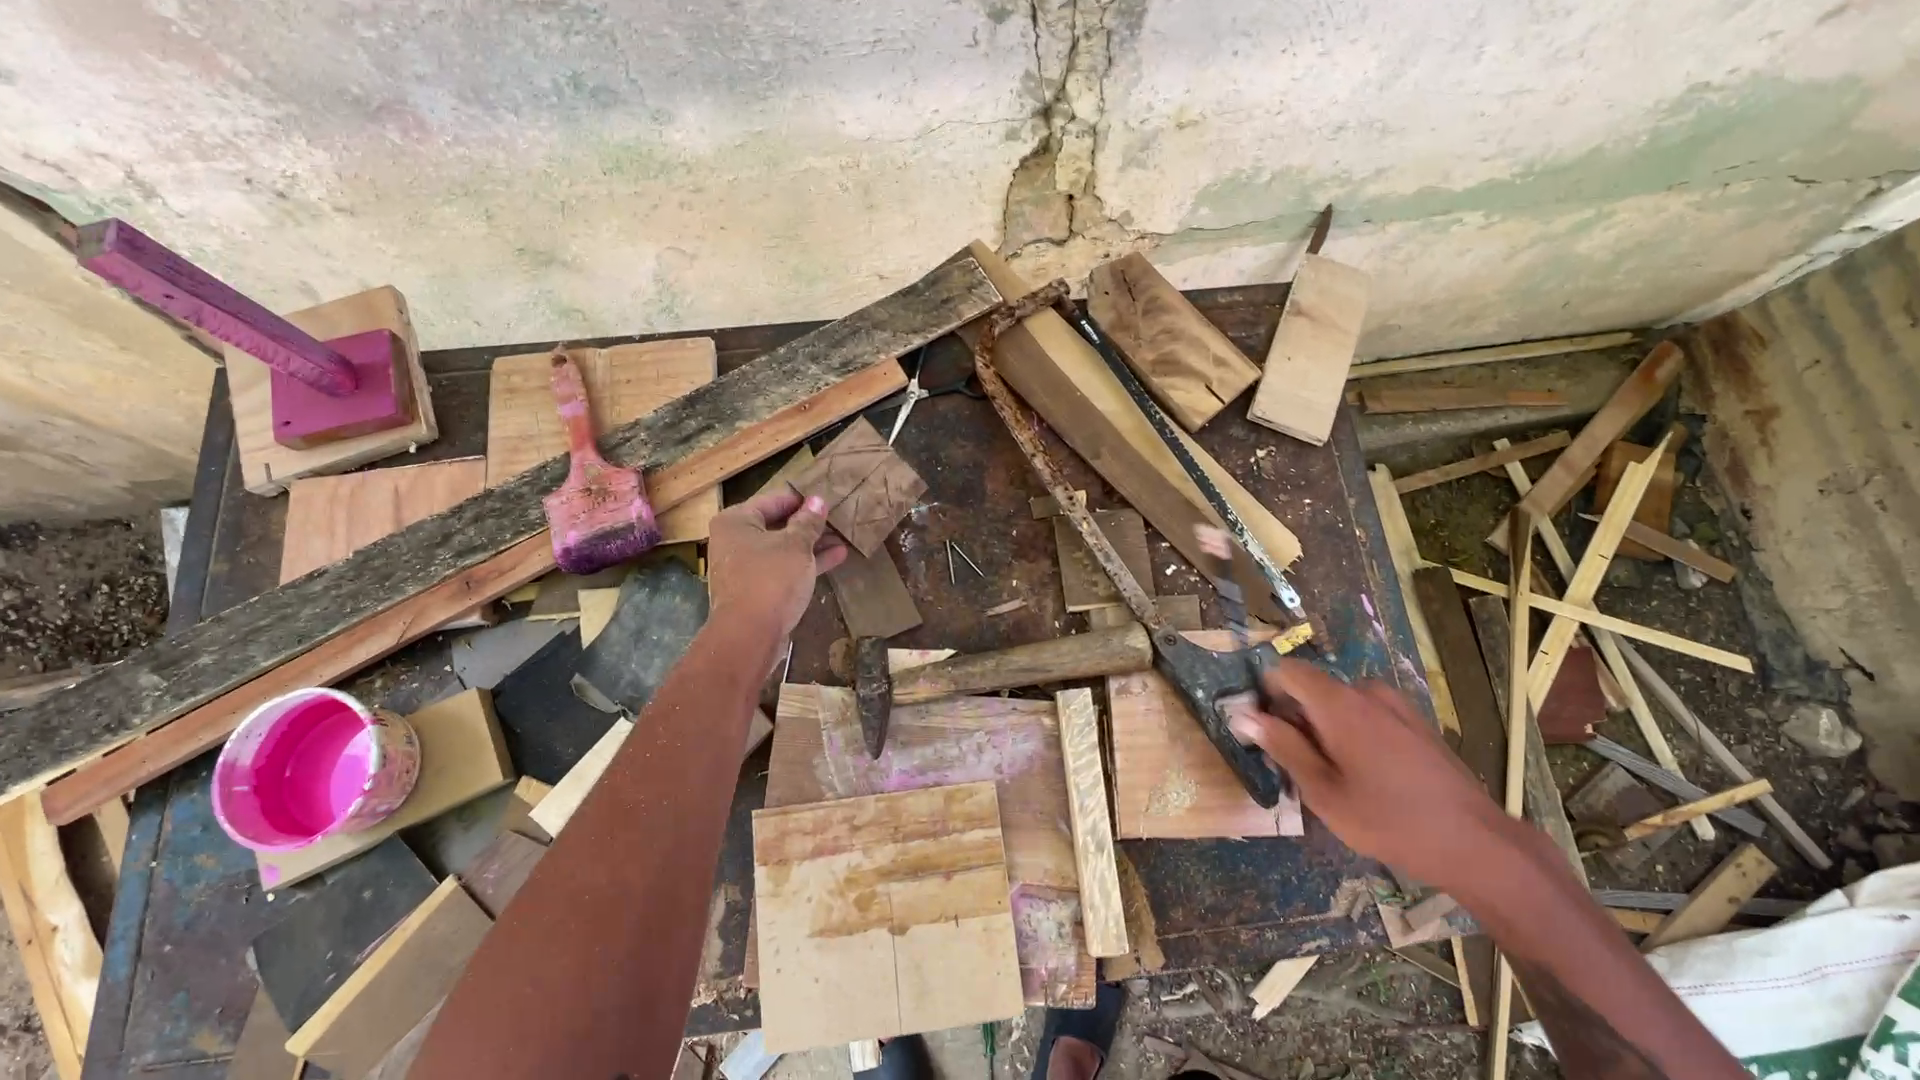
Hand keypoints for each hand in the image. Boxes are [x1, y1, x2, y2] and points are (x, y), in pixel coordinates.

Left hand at [707, 491, 848, 638]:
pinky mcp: (755, 590)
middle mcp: (734, 541)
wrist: (750, 634)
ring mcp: (744, 568)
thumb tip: (818, 501)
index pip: (772, 500)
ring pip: (782, 549)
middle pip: (776, 526)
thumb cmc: (771, 579)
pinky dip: (804, 564)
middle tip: (835, 519)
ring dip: (810, 545)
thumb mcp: (796, 546)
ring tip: (842, 538)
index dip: (800, 500)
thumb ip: (808, 522)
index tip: (825, 500)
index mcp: (736, 522)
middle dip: (807, 525)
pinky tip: (836, 558)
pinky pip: (782, 569)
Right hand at [1230, 659, 1521, 889]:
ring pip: (1341, 705)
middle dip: (1296, 719)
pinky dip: (1354, 736)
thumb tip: (1244, 715)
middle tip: (1296, 768)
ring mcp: (1397, 705)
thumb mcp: (1322, 790)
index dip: (1266, 695)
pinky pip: (1369, 716)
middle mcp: (1368, 692)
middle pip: (1313, 690)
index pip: (1286, 671)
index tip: (1264, 732)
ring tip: (1332, 778)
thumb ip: (1282, 747)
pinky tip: (1367, 778)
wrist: (1474, 842)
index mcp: (1339, 703)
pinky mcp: (1417, 723)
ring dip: (1325, 730)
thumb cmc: (1387, 820)